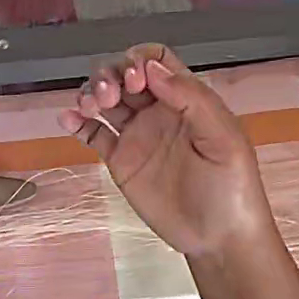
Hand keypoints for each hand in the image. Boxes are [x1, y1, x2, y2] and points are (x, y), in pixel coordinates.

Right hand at [57, 44, 277, 261]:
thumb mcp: (222, 139)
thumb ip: (191, 100)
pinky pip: (93, 135)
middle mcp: (157, 112)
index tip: (135, 81)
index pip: (156, 62)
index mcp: (185, 100)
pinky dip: (77, 123)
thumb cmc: (231, 187)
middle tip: (110, 96)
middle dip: (109, 75)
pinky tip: (68, 119)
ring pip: (104, 101)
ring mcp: (136, 136)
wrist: (217, 237)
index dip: (139, 61)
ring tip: (90, 107)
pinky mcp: (119, 161)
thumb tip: (152, 69)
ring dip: (91, 93)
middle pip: (122, 76)